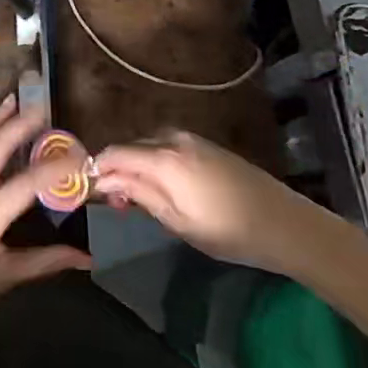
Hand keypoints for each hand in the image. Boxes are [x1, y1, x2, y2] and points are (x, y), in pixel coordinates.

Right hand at [92, 130, 330, 273]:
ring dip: (136, 167)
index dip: (96, 168)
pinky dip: (155, 164)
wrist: (280, 221)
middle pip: (132, 146)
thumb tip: (107, 181)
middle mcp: (175, 138)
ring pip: (150, 146)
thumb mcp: (176, 220)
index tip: (86, 190)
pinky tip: (160, 189)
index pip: (116, 152)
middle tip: (113, 204)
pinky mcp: (206, 146)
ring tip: (135, 200)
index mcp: (164, 157)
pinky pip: (168, 148)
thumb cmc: (225, 229)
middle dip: (116, 169)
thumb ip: (139, 194)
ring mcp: (193, 139)